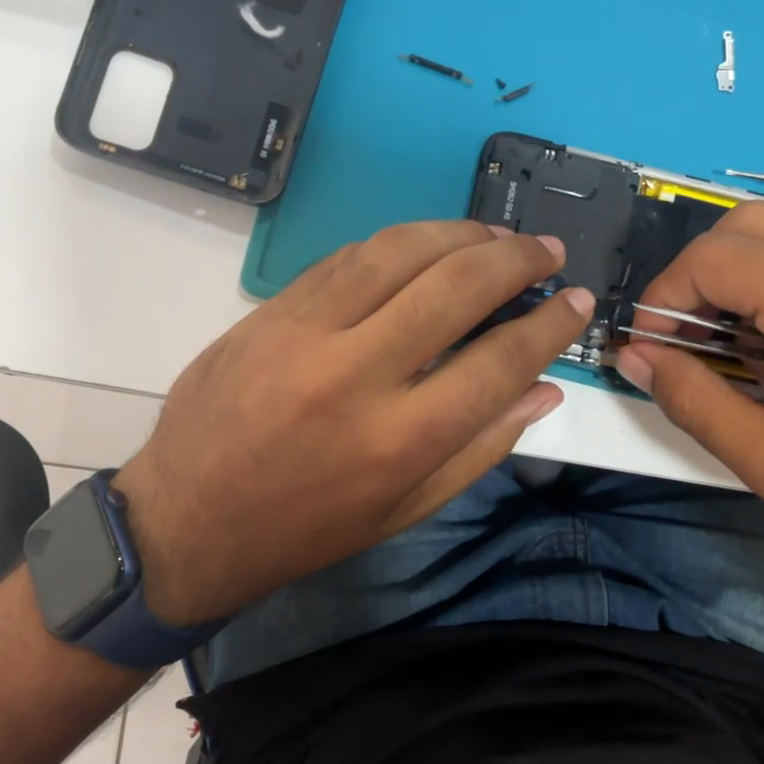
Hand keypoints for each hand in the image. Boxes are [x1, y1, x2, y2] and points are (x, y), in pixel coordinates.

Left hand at [113, 221, 593, 626]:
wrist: (187, 522)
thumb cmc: (307, 531)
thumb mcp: (405, 510)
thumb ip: (480, 448)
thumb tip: (544, 390)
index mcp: (400, 439)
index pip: (499, 361)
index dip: (549, 326)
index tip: (576, 304)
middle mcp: (356, 374)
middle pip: (455, 287)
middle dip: (515, 260)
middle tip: (546, 250)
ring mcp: (305, 334)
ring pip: (398, 252)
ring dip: (459, 233)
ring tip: (494, 236)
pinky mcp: (269, 313)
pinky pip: (345, 259)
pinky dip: (396, 245)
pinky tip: (424, 247)